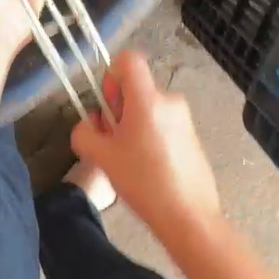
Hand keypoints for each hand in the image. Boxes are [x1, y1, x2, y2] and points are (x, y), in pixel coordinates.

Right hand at [71, 51, 219, 234]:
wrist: (191, 219)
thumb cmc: (143, 182)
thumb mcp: (101, 157)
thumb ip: (85, 132)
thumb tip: (91, 126)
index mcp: (147, 98)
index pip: (128, 59)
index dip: (111, 75)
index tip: (109, 106)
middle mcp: (170, 100)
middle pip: (136, 87)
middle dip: (119, 108)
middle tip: (114, 142)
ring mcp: (185, 119)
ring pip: (149, 107)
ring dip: (135, 125)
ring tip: (132, 161)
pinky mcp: (193, 138)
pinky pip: (164, 123)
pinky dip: (152, 137)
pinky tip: (151, 169)